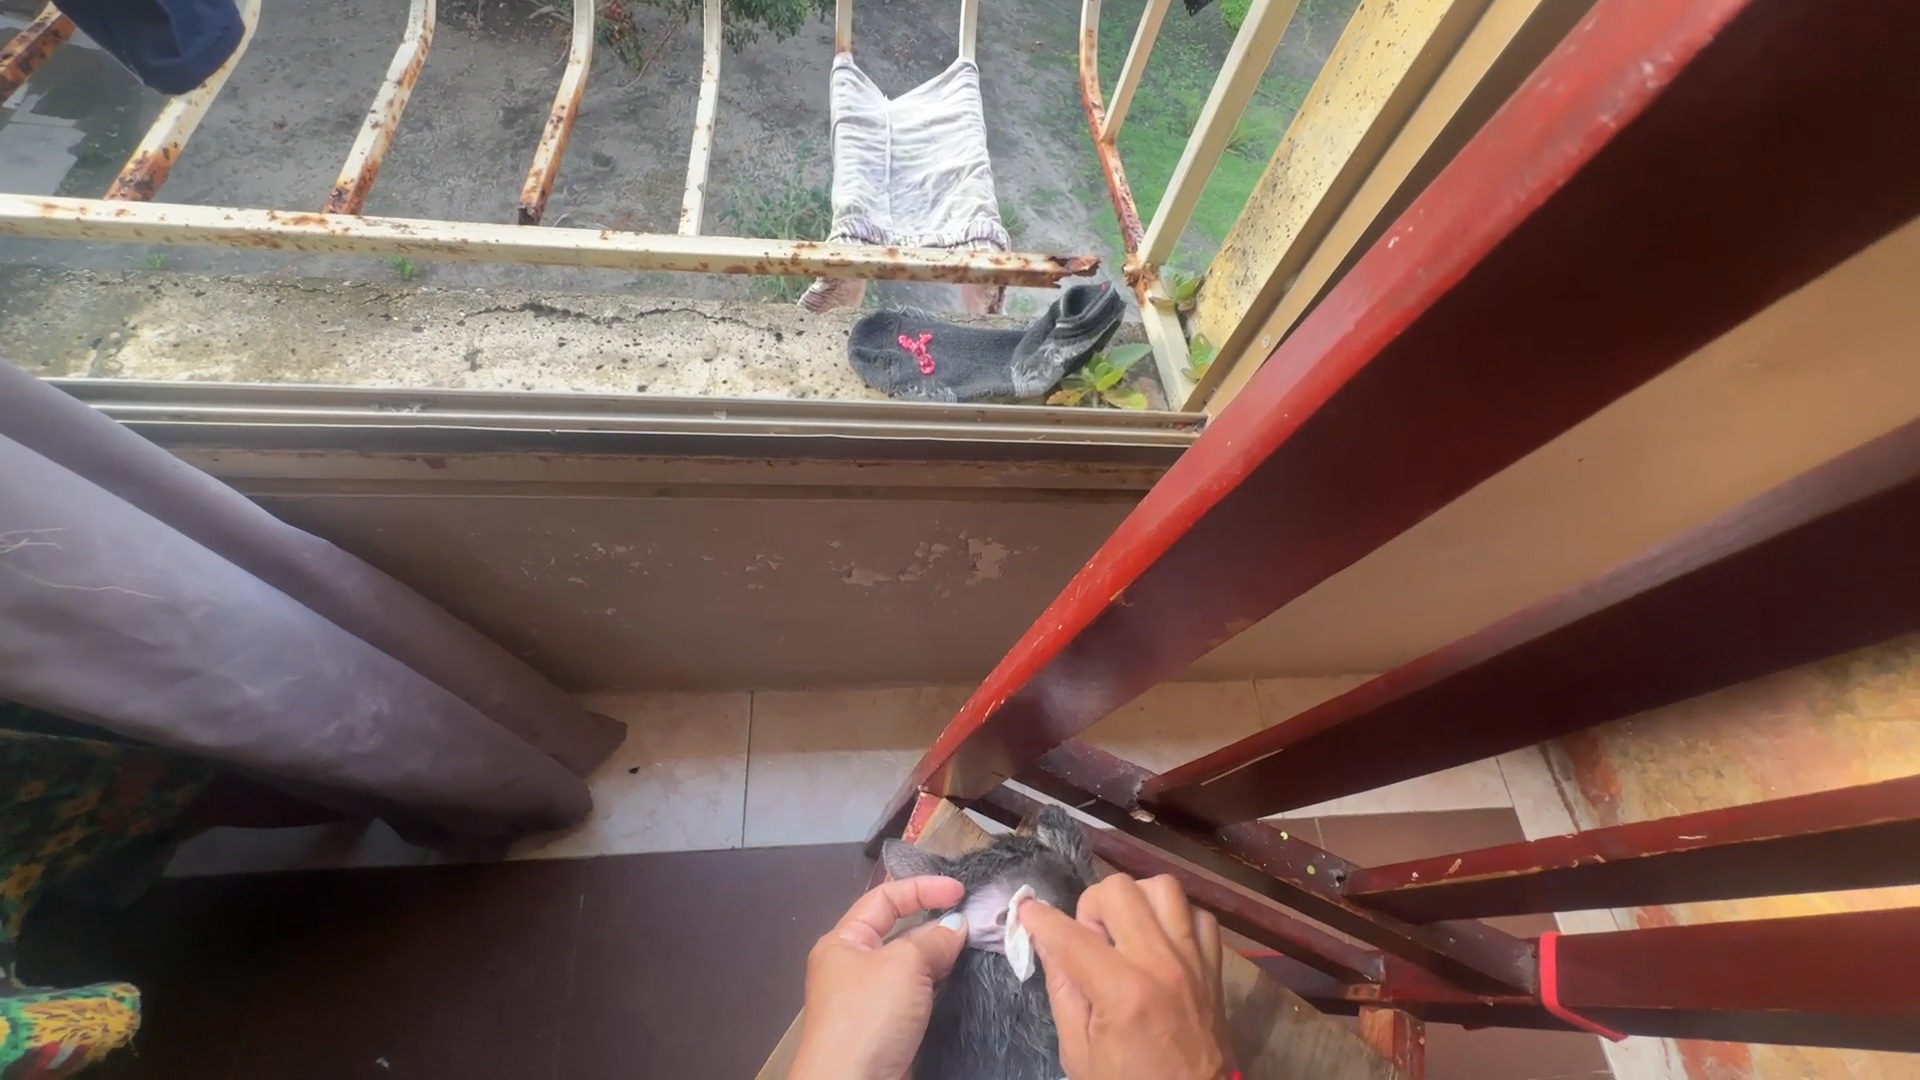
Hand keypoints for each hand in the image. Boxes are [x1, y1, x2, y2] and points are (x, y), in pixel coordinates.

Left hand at [787, 875, 969, 1079]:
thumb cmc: (870, 1015)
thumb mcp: (905, 965)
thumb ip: (934, 939)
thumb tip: (956, 927)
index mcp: (843, 941)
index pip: (885, 898)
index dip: (922, 888)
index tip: (960, 891)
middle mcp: (853, 966)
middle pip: (899, 930)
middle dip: (935, 922)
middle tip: (974, 920)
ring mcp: (869, 1001)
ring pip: (910, 965)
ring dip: (939, 955)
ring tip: (975, 945)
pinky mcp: (886, 1031)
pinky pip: (915, 995)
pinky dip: (937, 985)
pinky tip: (961, 980)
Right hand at [1022, 873, 1230, 1079]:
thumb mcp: (1079, 1053)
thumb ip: (1061, 989)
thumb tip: (1044, 938)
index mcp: (1123, 994)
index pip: (1070, 936)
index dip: (1040, 918)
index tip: (1027, 910)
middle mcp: (1160, 965)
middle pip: (1118, 890)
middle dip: (1092, 907)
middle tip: (1090, 941)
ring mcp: (1193, 961)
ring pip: (1162, 888)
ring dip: (1136, 902)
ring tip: (1127, 932)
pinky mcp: (1214, 966)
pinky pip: (1196, 913)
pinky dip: (1175, 918)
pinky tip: (1160, 941)